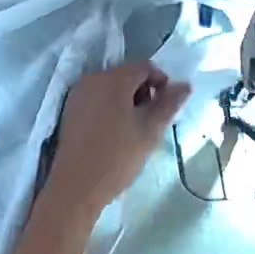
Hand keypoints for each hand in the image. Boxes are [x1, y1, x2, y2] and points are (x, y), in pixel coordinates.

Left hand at [42, 62, 190, 215]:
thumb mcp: (151, 129)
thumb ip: (169, 103)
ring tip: (134, 129)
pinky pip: (97, 99)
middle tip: (152, 120)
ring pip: (110, 88)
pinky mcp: (70, 111)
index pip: (144, 66)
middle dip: (143, 91)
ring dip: (127, 100)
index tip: (167, 106)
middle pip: (126, 75)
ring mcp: (77, 95)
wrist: (77, 186)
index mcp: (113, 79)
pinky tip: (115, 133)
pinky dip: (110, 108)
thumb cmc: (118, 155)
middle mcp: (92, 79)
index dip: (161, 82)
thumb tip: (184, 85)